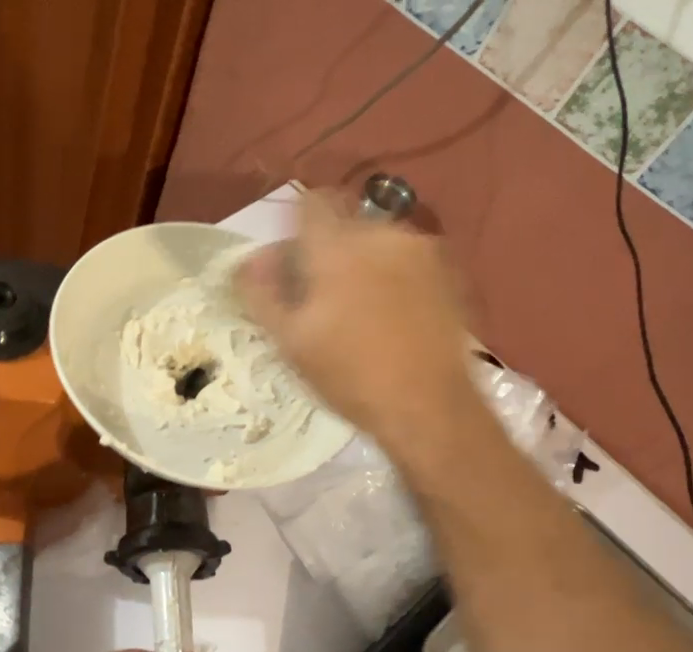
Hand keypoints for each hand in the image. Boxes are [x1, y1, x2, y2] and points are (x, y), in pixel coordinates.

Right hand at [235, 190, 485, 457]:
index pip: (308, 203)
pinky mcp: (447, 272)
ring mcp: (421, 250)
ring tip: (351, 311)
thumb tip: (245, 264)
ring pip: (375, 242)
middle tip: (313, 297)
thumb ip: (262, 294)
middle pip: (342, 224)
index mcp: (338, 246)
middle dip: (324, 251)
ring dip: (357, 264)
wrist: (427, 406)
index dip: (291, 230)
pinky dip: (387, 278)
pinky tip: (385, 318)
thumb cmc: (349, 376)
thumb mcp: (291, 342)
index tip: (286, 267)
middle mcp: (382, 233)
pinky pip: (403, 260)